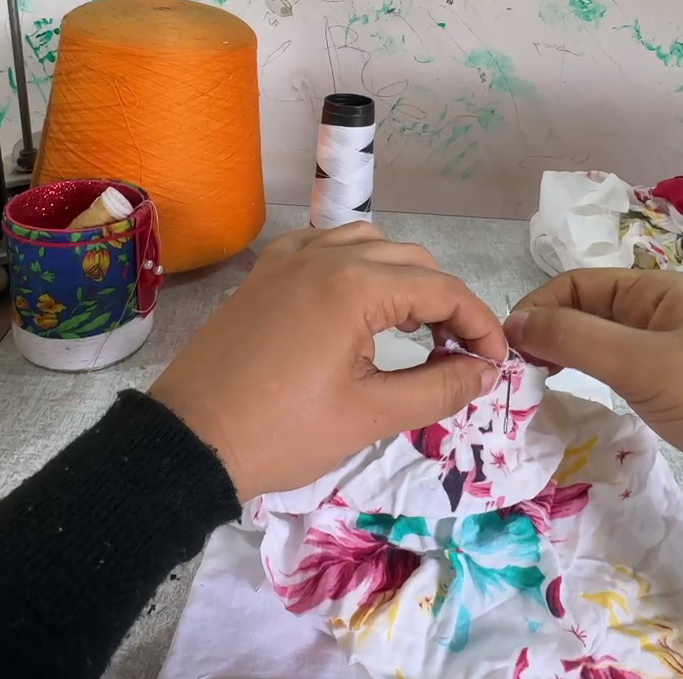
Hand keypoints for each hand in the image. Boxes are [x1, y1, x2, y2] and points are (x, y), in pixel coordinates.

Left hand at [150, 223, 506, 500]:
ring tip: (410, 327)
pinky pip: (324, 245)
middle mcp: (325, 255)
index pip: (443, 289)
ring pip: (369, 244)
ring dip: (401, 278)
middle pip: (411, 260)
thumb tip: (484, 370)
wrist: (189, 439)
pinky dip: (354, 264)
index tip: (493, 364)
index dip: (479, 325)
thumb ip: (438, 387)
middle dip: (445, 301)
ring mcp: (290, 257)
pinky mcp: (266, 270)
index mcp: (355, 286)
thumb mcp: (369, 416)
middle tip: (454, 352)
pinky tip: (353, 300)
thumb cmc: (282, 433)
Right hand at [507, 268, 682, 526]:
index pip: (576, 284)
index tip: (506, 348)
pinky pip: (628, 370)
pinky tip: (584, 396)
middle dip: (548, 332)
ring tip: (539, 385)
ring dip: (569, 355)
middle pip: (588, 310)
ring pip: (605, 342)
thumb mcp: (645, 365)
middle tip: (517, 373)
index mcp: (659, 290)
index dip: (536, 308)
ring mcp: (678, 351)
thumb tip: (514, 321)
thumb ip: (575, 338)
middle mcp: (665, 311)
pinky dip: (598, 377)